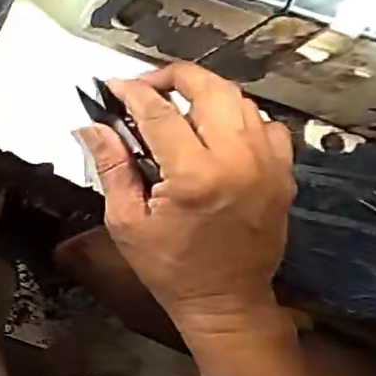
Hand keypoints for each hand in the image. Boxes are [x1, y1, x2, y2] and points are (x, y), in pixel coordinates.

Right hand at [76, 62, 295, 339]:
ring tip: (172, 103)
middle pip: (214, 91)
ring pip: (243, 102)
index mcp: (196, 177)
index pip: (162, 114)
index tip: (112, 85)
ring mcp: (269, 167)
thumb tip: (93, 129)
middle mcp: (240, 164)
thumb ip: (112, 166)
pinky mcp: (282, 174)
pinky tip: (210, 127)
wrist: (224, 298)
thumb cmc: (168, 265)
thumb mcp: (124, 218)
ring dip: (205, 93)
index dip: (133, 93)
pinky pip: (265, 125)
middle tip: (144, 84)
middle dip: (175, 77)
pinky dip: (237, 115)